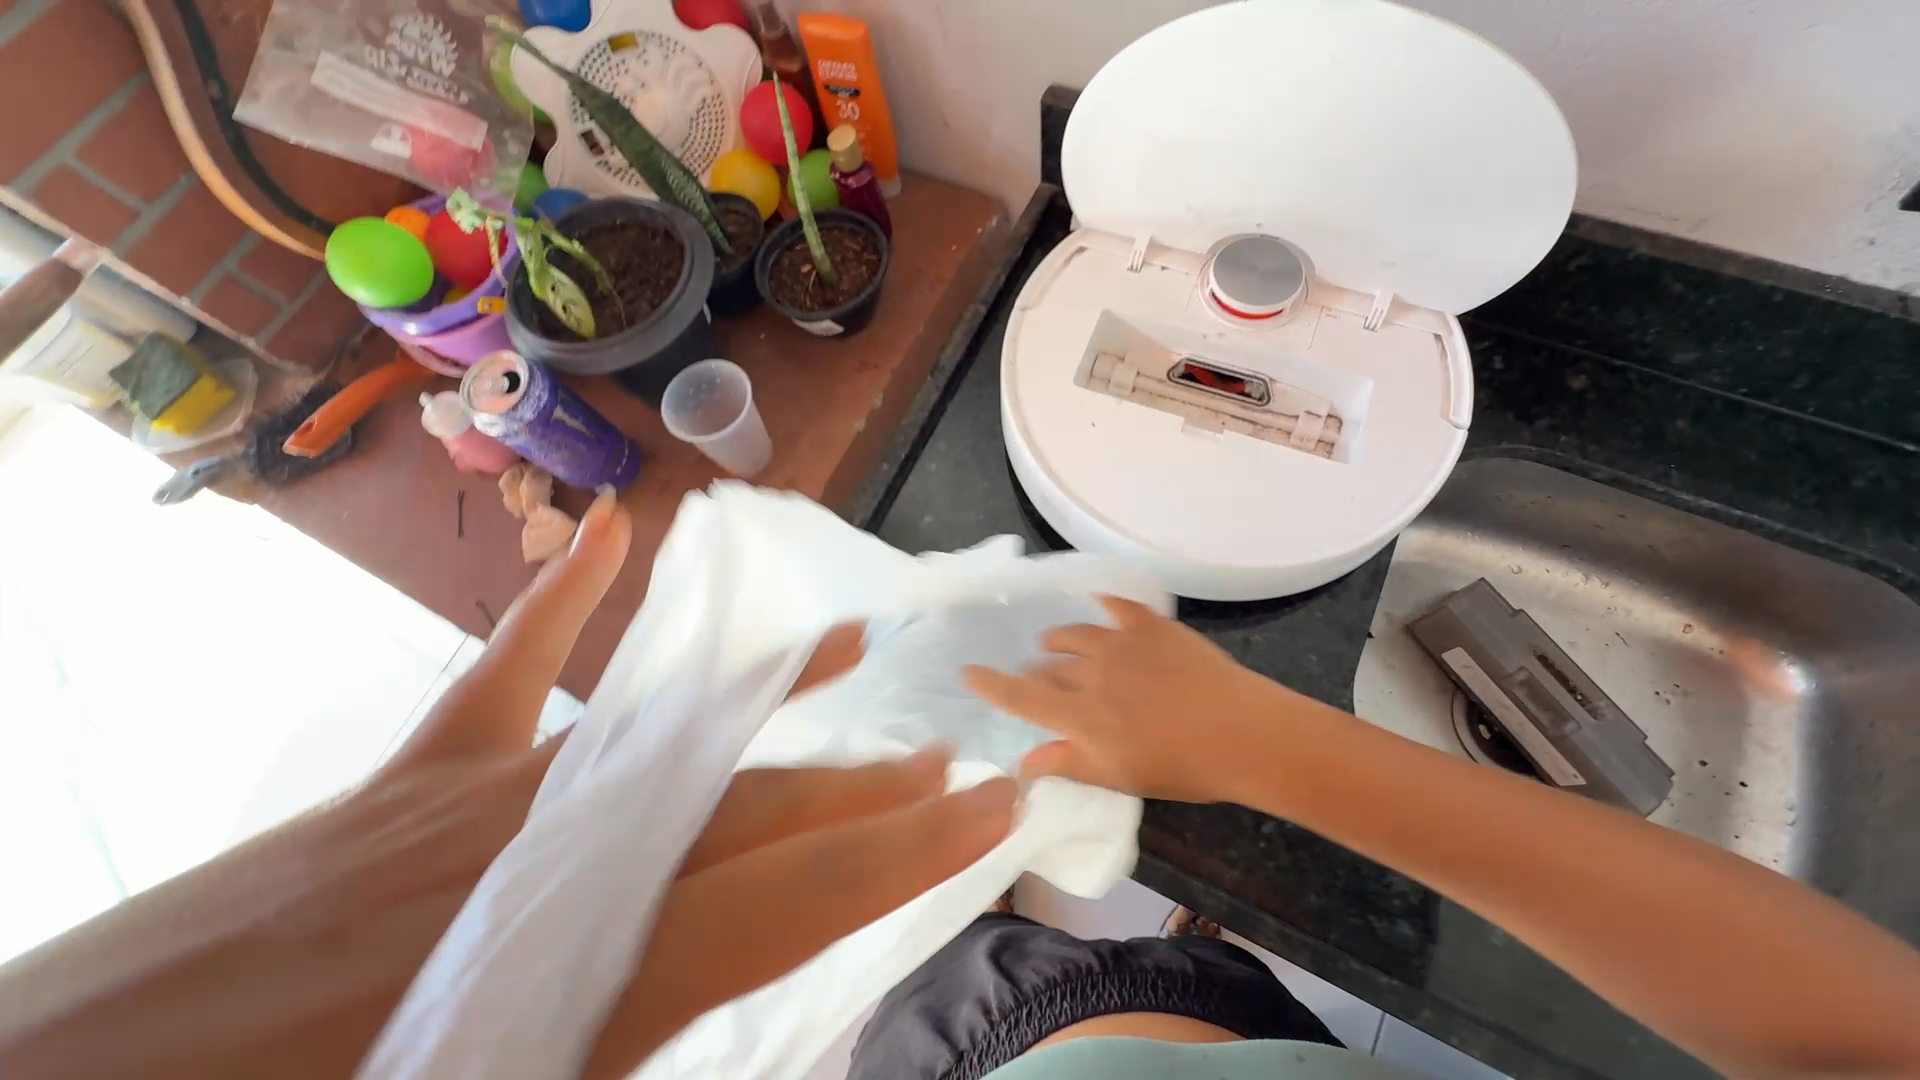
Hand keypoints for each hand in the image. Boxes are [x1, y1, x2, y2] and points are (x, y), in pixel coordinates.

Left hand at [0, 489, 1015, 1079]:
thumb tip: (732, 1000)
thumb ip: (624, 1048)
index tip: (988, 807)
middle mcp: (559, 864)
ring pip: (663, 734)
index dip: (907, 853)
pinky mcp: (413, 783)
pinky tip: (619, 529)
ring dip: (767, 692)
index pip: (798, 896)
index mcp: (591, 974)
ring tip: (852, 645)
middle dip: (867, 788)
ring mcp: (486, 806)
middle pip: (753, 813)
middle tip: (949, 757)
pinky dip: (564, 601)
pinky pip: (507, 673)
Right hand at [964, 595, 1305, 802]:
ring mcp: (1123, 644)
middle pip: (1048, 667)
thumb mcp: (1120, 777)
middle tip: (1032, 679)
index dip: (992, 684)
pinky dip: (1104, 605)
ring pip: (1075, 634)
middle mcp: (1092, 672)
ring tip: (1053, 643)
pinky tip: (1099, 603)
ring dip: (1059, 641)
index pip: (1023, 696)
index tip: (968, 671)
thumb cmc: (1183, 767)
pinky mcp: (1154, 627)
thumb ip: (1070, 764)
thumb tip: (1024, 761)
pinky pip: (1119, 607)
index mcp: (1081, 714)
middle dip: (1033, 673)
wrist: (1245, 733)